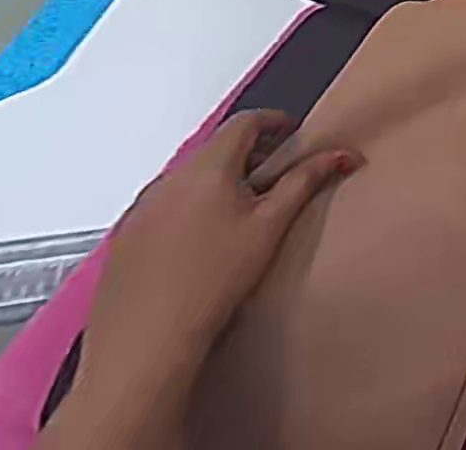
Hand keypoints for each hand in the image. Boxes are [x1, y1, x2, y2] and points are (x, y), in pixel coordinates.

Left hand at [88, 111, 357, 373]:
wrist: (144, 345)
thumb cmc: (215, 279)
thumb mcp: (271, 225)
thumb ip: (306, 181)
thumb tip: (341, 154)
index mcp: (207, 168)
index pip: (244, 122)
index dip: (273, 120)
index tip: (292, 132)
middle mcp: (168, 180)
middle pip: (216, 148)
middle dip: (249, 153)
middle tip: (275, 175)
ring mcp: (140, 210)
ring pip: (190, 177)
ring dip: (219, 179)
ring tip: (242, 209)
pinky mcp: (124, 239)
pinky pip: (165, 204)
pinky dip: (191, 204)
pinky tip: (203, 239)